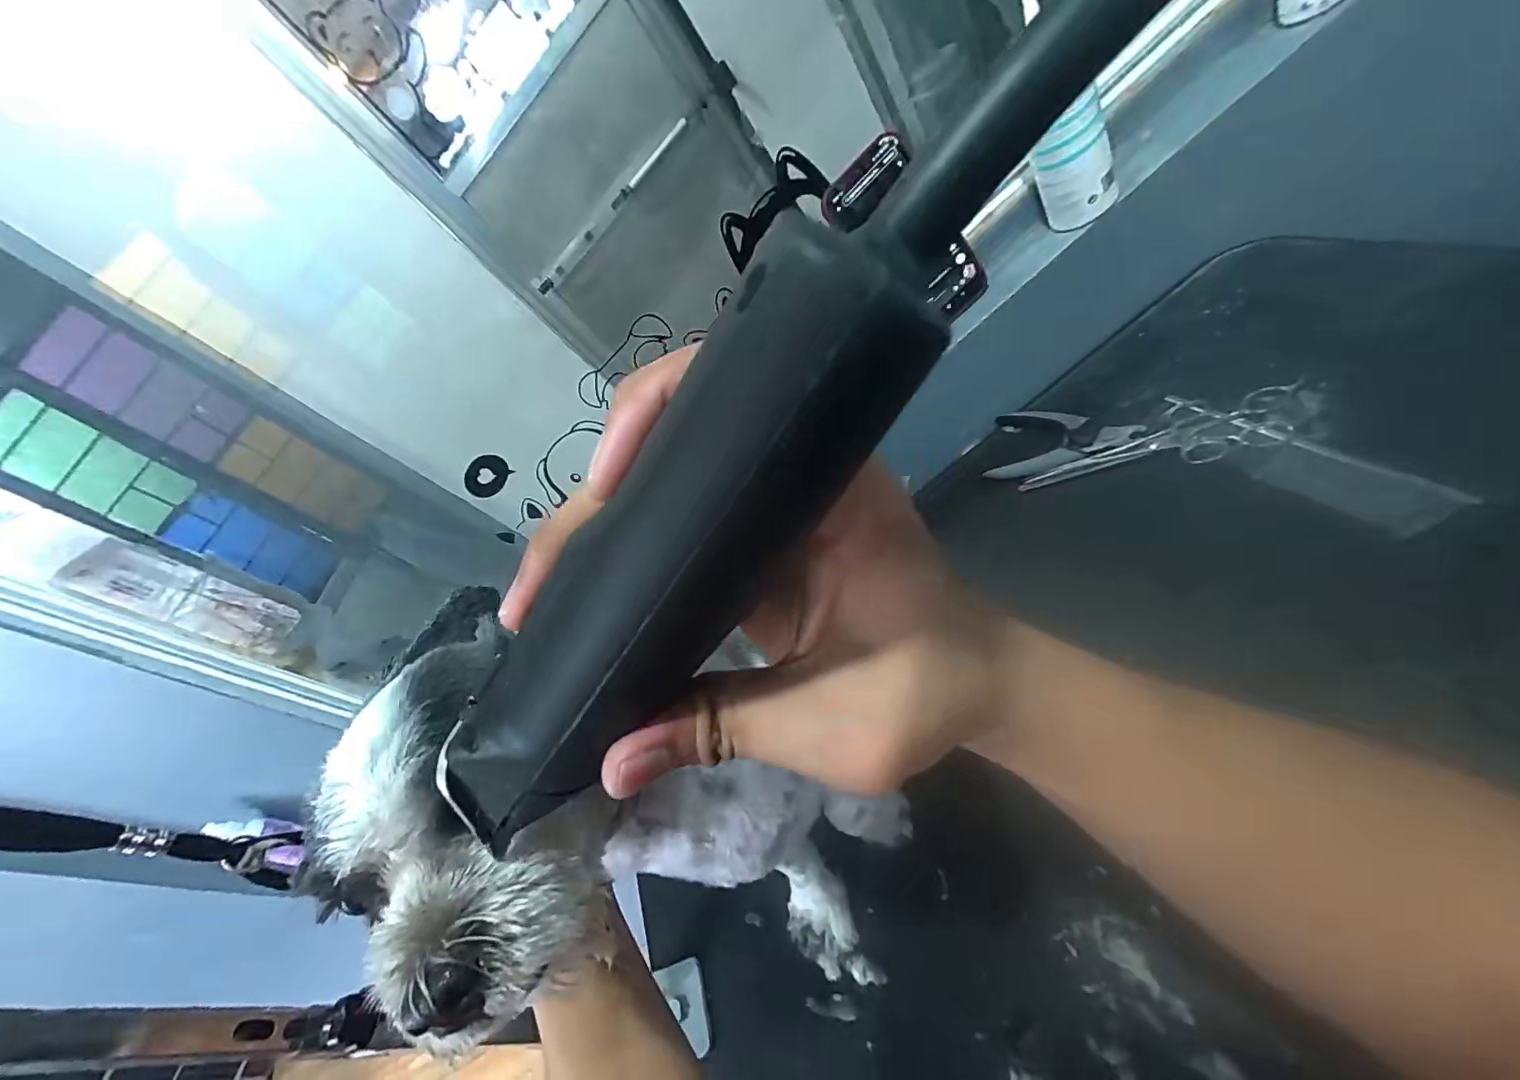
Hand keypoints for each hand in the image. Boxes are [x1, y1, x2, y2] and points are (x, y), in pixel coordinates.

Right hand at [500, 346, 1004, 798]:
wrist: (974, 692)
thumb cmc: (922, 694)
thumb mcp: (826, 719)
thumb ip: (720, 729)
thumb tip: (613, 764)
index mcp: (825, 488)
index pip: (723, 411)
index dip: (647, 422)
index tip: (603, 487)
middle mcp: (794, 482)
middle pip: (676, 451)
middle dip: (601, 499)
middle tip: (545, 576)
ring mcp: (773, 515)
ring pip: (672, 493)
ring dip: (609, 530)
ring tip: (549, 588)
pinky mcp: (760, 552)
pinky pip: (685, 535)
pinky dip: (638, 558)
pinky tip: (595, 598)